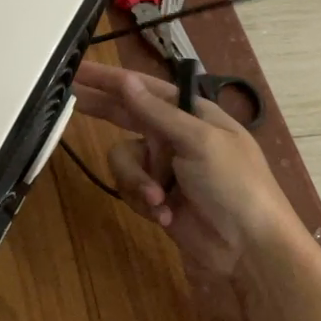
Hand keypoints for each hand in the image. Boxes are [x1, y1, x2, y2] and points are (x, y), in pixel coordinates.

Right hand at [72, 62, 304, 276]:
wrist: (251, 250)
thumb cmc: (235, 185)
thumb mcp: (200, 142)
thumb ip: (157, 112)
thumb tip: (126, 80)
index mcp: (190, 114)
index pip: (142, 88)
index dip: (109, 78)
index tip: (78, 70)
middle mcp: (173, 135)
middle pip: (125, 115)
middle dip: (100, 110)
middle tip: (69, 98)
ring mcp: (164, 168)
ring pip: (123, 158)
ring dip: (136, 180)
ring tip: (158, 199)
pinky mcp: (157, 198)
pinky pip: (129, 188)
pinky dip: (143, 201)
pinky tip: (165, 216)